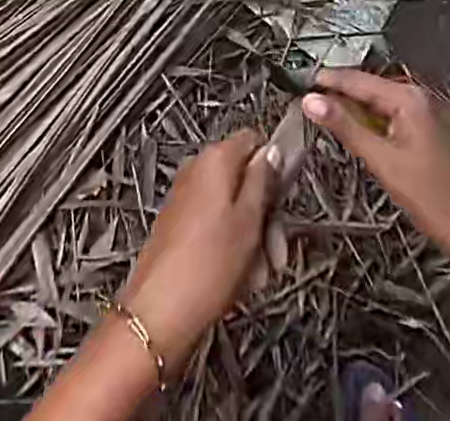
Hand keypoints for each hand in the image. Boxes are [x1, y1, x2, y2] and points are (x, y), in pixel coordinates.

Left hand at [119, 131, 277, 369]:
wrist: (163, 308)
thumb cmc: (203, 265)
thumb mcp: (249, 219)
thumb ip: (263, 180)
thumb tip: (271, 152)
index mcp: (214, 160)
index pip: (253, 141)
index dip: (275, 168)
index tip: (286, 195)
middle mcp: (196, 170)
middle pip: (245, 180)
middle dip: (266, 215)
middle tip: (274, 247)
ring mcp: (187, 196)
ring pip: (234, 207)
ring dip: (253, 238)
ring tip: (258, 271)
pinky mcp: (181, 223)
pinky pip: (217, 226)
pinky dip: (233, 247)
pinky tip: (240, 276)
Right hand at [303, 69, 449, 247]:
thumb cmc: (428, 195)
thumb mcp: (379, 158)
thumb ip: (343, 125)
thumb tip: (309, 100)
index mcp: (406, 98)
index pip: (355, 80)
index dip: (324, 81)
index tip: (296, 83)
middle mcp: (413, 97)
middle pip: (363, 86)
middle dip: (334, 91)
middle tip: (302, 98)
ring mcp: (417, 111)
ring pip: (371, 100)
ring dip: (346, 104)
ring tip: (316, 110)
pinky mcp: (416, 127)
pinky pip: (381, 112)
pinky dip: (361, 117)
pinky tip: (346, 126)